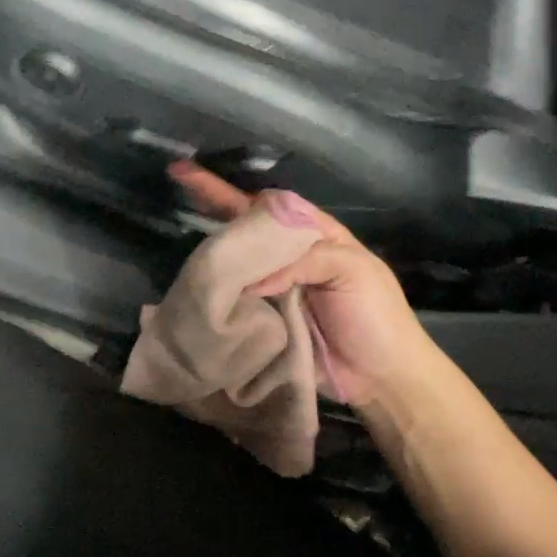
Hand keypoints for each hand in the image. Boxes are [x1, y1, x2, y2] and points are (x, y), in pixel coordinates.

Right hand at [168, 161, 438, 407]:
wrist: (381, 380)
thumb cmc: (375, 317)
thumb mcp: (352, 270)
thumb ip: (303, 259)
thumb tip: (251, 278)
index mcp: (314, 237)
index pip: (268, 205)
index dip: (233, 190)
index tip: (193, 175)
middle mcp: (288, 259)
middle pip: (244, 228)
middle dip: (210, 205)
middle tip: (174, 183)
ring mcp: (273, 290)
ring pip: (236, 264)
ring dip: (210, 253)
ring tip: (180, 238)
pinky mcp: (263, 321)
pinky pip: (235, 301)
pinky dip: (217, 293)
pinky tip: (194, 285)